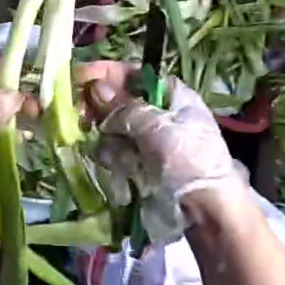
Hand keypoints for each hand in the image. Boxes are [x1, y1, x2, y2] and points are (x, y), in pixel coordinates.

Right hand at [74, 62, 249, 240]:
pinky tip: (110, 161)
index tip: (78, 76)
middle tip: (78, 111)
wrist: (206, 211)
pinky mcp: (139, 164)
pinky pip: (114, 150)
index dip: (105, 73)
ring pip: (112, 126)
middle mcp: (158, 114)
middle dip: (98, 104)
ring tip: (96, 141)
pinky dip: (108, 153)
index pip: (133, 75)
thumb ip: (123, 106)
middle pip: (119, 100)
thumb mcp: (156, 126)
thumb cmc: (188, 159)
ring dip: (101, 131)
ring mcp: (147, 141)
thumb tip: (95, 88)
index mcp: (171, 96)